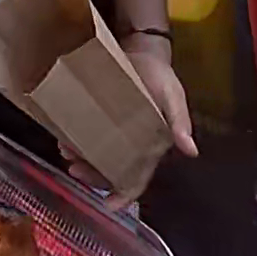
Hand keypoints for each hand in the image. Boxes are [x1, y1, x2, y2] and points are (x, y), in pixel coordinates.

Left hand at [61, 33, 197, 206]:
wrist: (143, 49)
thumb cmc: (161, 75)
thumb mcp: (173, 95)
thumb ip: (180, 121)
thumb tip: (191, 150)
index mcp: (150, 145)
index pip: (138, 179)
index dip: (124, 196)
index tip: (108, 206)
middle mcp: (130, 144)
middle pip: (110, 171)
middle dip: (92, 175)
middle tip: (74, 168)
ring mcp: (114, 131)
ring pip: (95, 155)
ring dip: (80, 158)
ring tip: (66, 149)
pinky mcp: (100, 116)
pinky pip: (86, 134)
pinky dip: (75, 138)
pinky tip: (65, 135)